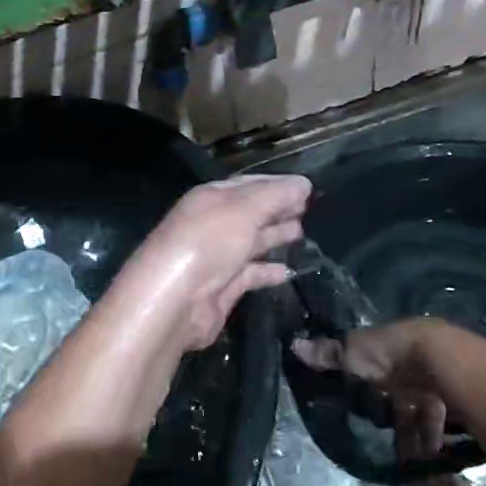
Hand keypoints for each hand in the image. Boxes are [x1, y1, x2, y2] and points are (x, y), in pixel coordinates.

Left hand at [116, 175, 310, 352]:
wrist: (174, 301)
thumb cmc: (208, 242)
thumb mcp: (244, 209)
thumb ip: (276, 196)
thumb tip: (304, 184)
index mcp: (212, 198)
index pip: (250, 184)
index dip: (278, 185)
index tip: (308, 188)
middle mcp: (214, 225)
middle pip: (252, 213)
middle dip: (279, 209)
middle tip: (311, 209)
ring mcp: (218, 257)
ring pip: (253, 242)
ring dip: (276, 236)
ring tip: (303, 233)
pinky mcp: (224, 287)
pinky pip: (253, 274)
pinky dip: (270, 271)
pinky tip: (290, 269)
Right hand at [292, 318, 457, 461]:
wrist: (440, 358)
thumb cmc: (390, 353)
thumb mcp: (353, 352)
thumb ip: (328, 354)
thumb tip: (293, 345)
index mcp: (390, 348)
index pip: (378, 370)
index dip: (371, 390)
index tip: (362, 410)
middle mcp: (413, 362)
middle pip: (401, 393)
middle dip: (394, 416)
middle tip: (383, 441)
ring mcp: (434, 381)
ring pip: (421, 411)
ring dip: (413, 434)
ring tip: (404, 458)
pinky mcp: (452, 400)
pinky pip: (438, 424)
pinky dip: (431, 440)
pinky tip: (424, 457)